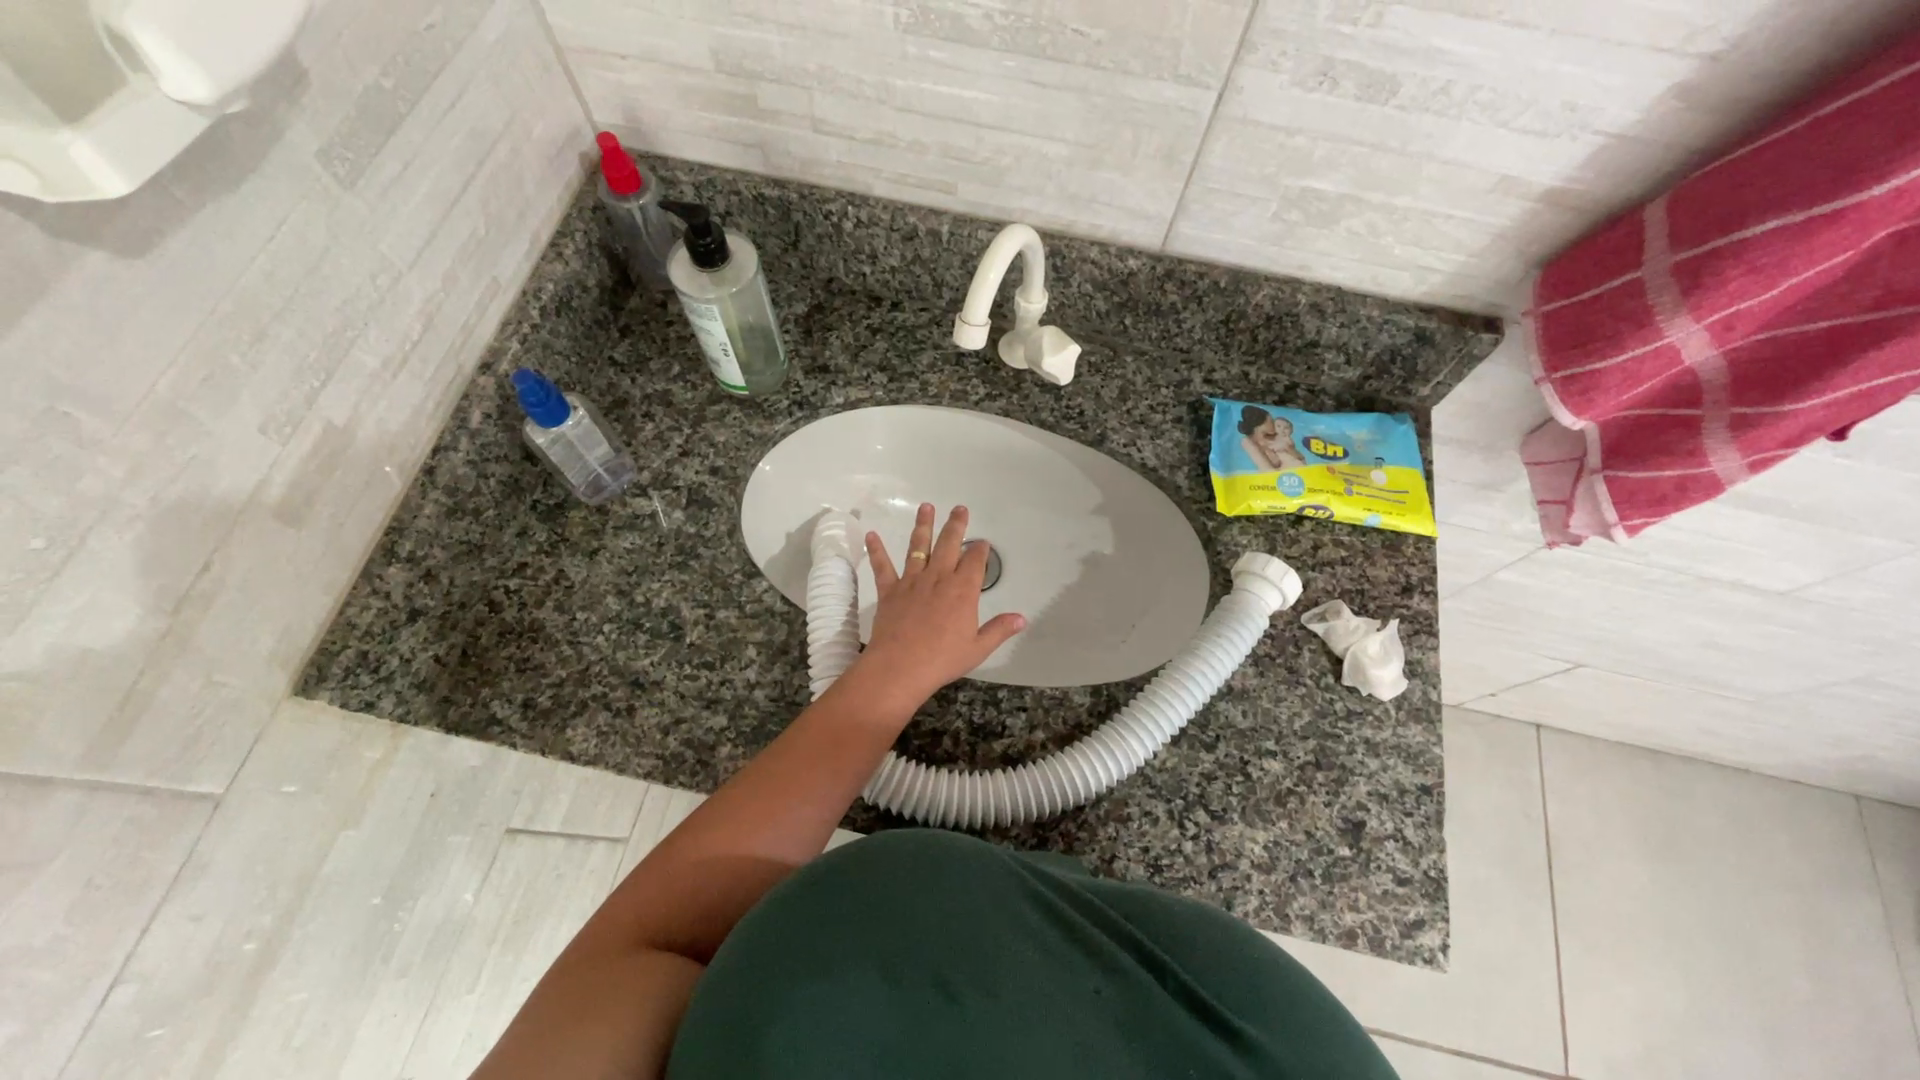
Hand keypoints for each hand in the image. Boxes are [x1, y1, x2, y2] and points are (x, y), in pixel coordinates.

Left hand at [848, 503, 1025, 706]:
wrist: (900, 667)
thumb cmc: (942, 660)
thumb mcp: (978, 648)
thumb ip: (999, 630)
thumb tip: (1021, 619)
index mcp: (963, 591)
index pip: (975, 562)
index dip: (980, 550)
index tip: (983, 542)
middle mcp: (938, 578)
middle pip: (949, 545)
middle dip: (956, 525)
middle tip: (959, 509)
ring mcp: (912, 582)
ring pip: (918, 547)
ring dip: (923, 526)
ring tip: (926, 507)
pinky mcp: (889, 591)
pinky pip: (882, 566)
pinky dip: (876, 550)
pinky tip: (871, 535)